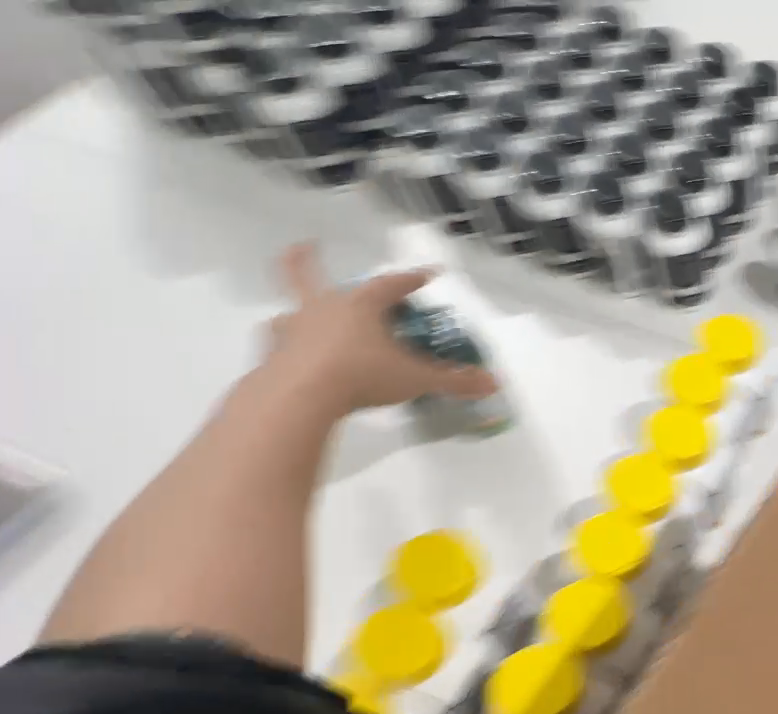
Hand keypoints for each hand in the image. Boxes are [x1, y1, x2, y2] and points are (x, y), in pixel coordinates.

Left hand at [260, 243, 498, 417]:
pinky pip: (281, 340)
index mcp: (360, 305)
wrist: (299, 396)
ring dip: (303, 308)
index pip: (392, 285)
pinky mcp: (273, 351)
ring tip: (310, 317)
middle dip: (309, 259)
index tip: (429, 274)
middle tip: (308, 244)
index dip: (413, 279)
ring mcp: (293, 327)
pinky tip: (296, 352)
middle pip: (310, 274)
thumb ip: (454, 381)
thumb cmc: (362, 375)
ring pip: (296, 308)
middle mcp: (323, 307)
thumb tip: (493, 384)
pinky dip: (290, 342)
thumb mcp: (417, 379)